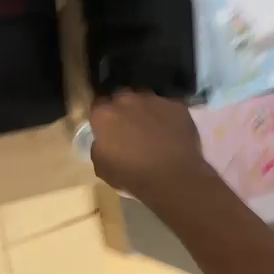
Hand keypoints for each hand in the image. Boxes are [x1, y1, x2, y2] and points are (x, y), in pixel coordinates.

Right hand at [88, 92, 218, 203]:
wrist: (172, 177)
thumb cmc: (132, 175)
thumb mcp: (102, 168)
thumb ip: (98, 148)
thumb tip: (103, 141)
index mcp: (105, 115)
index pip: (97, 106)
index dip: (102, 117)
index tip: (106, 128)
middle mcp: (127, 101)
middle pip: (121, 96)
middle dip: (122, 107)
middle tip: (128, 126)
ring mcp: (154, 100)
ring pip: (145, 97)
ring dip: (144, 108)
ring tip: (151, 126)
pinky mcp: (176, 106)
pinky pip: (168, 106)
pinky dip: (166, 115)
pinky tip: (170, 130)